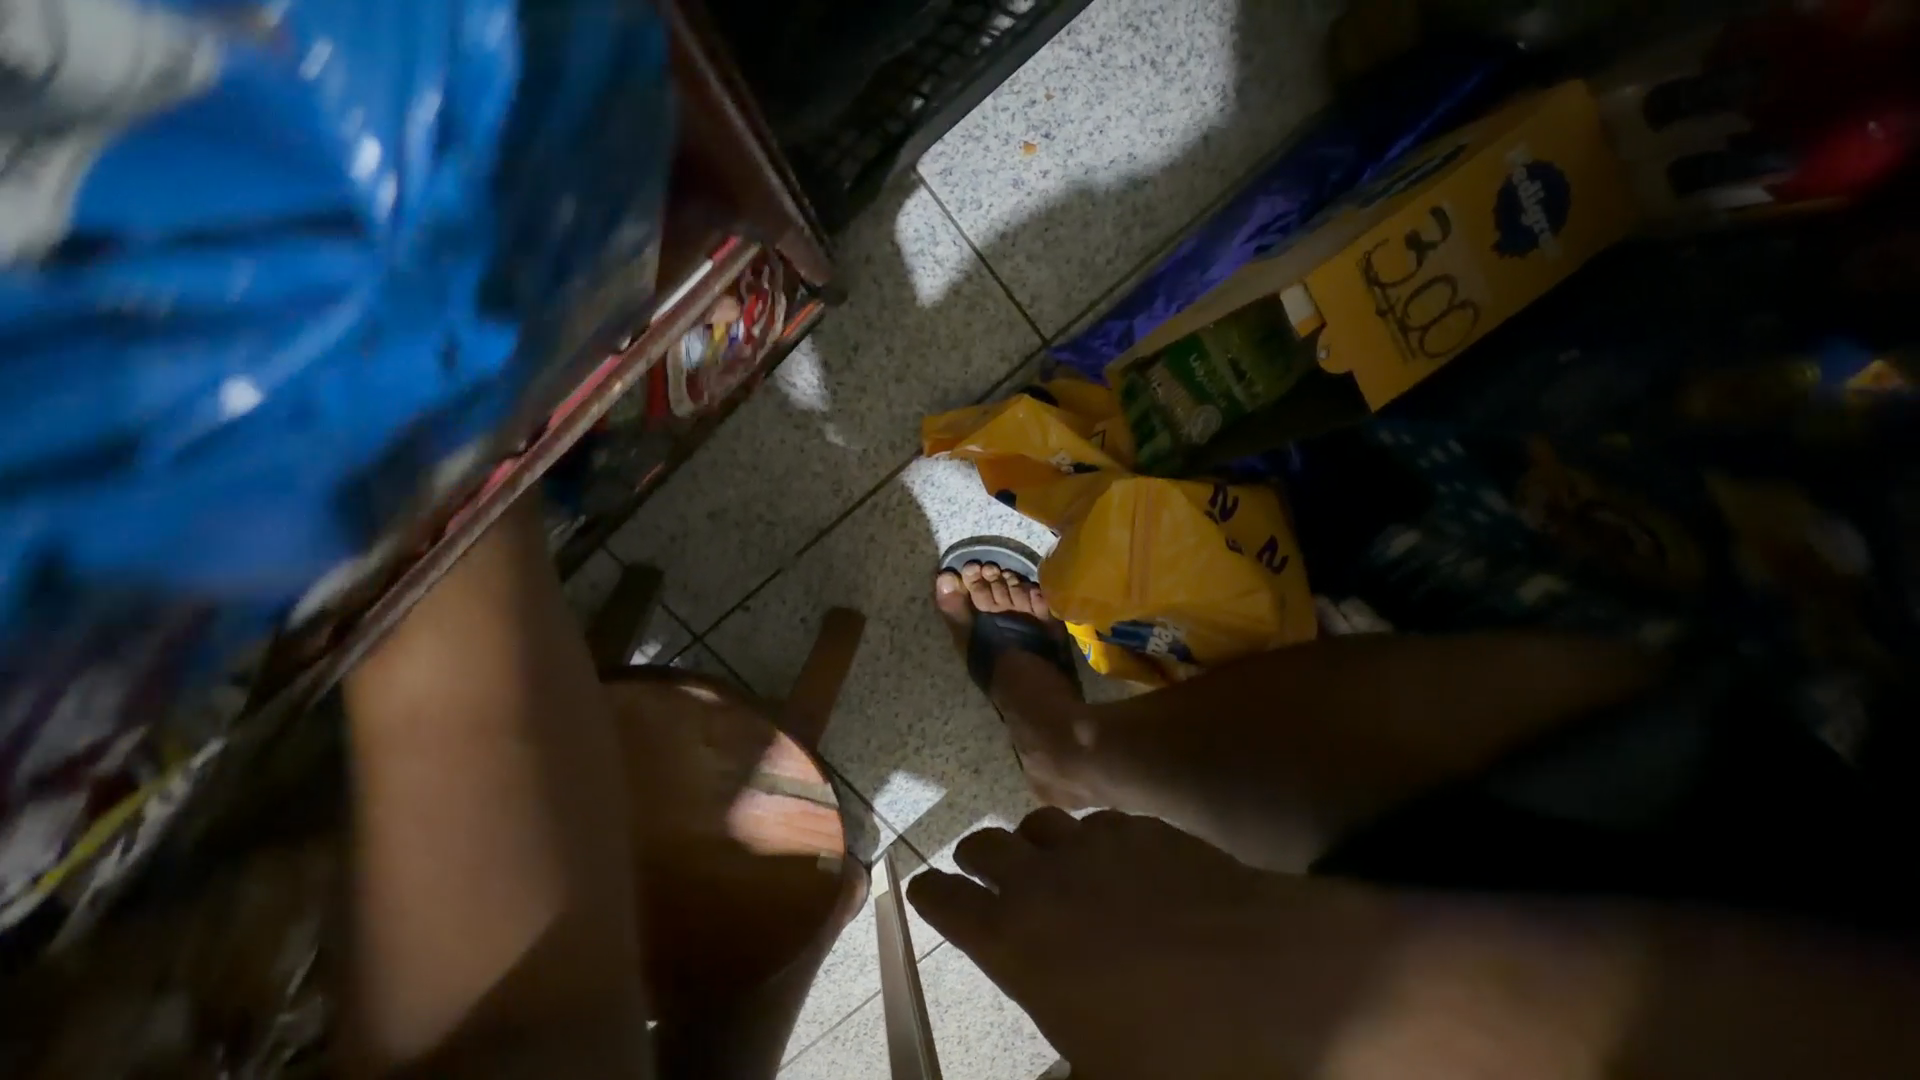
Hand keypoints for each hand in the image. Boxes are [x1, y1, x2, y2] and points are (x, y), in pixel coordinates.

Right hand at [907, 810, 1410, 1079]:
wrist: (1275, 982)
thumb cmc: (1176, 1052)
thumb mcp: (1101, 1076)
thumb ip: (1063, 1071)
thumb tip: (1059, 1063)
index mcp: (1015, 942)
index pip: (945, 901)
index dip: (931, 896)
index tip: (925, 891)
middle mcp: (1042, 880)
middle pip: (983, 846)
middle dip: (974, 859)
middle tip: (978, 872)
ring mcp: (1094, 844)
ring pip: (1038, 823)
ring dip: (1030, 843)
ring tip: (1044, 863)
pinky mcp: (1143, 828)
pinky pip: (1097, 822)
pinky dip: (1090, 838)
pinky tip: (1113, 861)